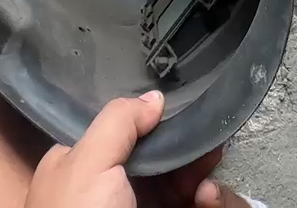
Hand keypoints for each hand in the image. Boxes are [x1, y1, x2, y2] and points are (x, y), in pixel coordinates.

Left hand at [21, 91, 244, 207]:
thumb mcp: (87, 163)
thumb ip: (120, 121)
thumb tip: (155, 98)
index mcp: (84, 169)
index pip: (124, 133)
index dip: (155, 122)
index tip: (183, 113)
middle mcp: (114, 192)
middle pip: (161, 158)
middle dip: (189, 150)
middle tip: (211, 145)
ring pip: (184, 186)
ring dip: (204, 178)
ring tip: (208, 187)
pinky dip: (212, 201)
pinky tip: (209, 199)